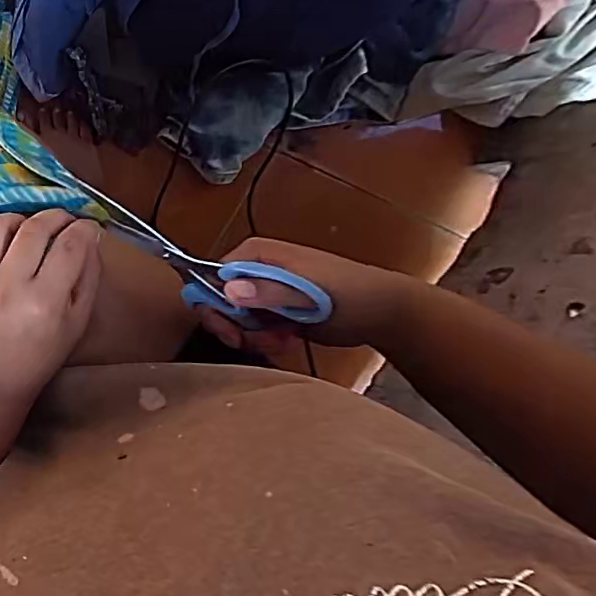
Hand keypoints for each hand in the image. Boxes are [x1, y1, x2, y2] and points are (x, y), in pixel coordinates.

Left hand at [0, 210, 102, 400]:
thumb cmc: (44, 350)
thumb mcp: (79, 319)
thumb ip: (89, 275)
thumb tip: (91, 235)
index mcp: (45, 301)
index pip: (70, 245)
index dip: (85, 229)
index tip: (88, 229)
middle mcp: (9, 286)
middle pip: (35, 228)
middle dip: (57, 217)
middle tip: (65, 223)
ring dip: (19, 218)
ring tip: (28, 231)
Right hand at [197, 237, 420, 353]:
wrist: (382, 311)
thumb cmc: (350, 294)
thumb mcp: (309, 293)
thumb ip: (269, 291)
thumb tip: (229, 290)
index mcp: (258, 254)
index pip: (213, 277)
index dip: (214, 307)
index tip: (232, 332)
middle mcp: (256, 270)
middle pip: (220, 302)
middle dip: (237, 328)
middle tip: (259, 341)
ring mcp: (266, 291)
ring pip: (236, 320)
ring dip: (255, 338)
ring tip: (282, 340)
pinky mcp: (276, 310)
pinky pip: (254, 329)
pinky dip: (266, 340)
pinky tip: (287, 341)